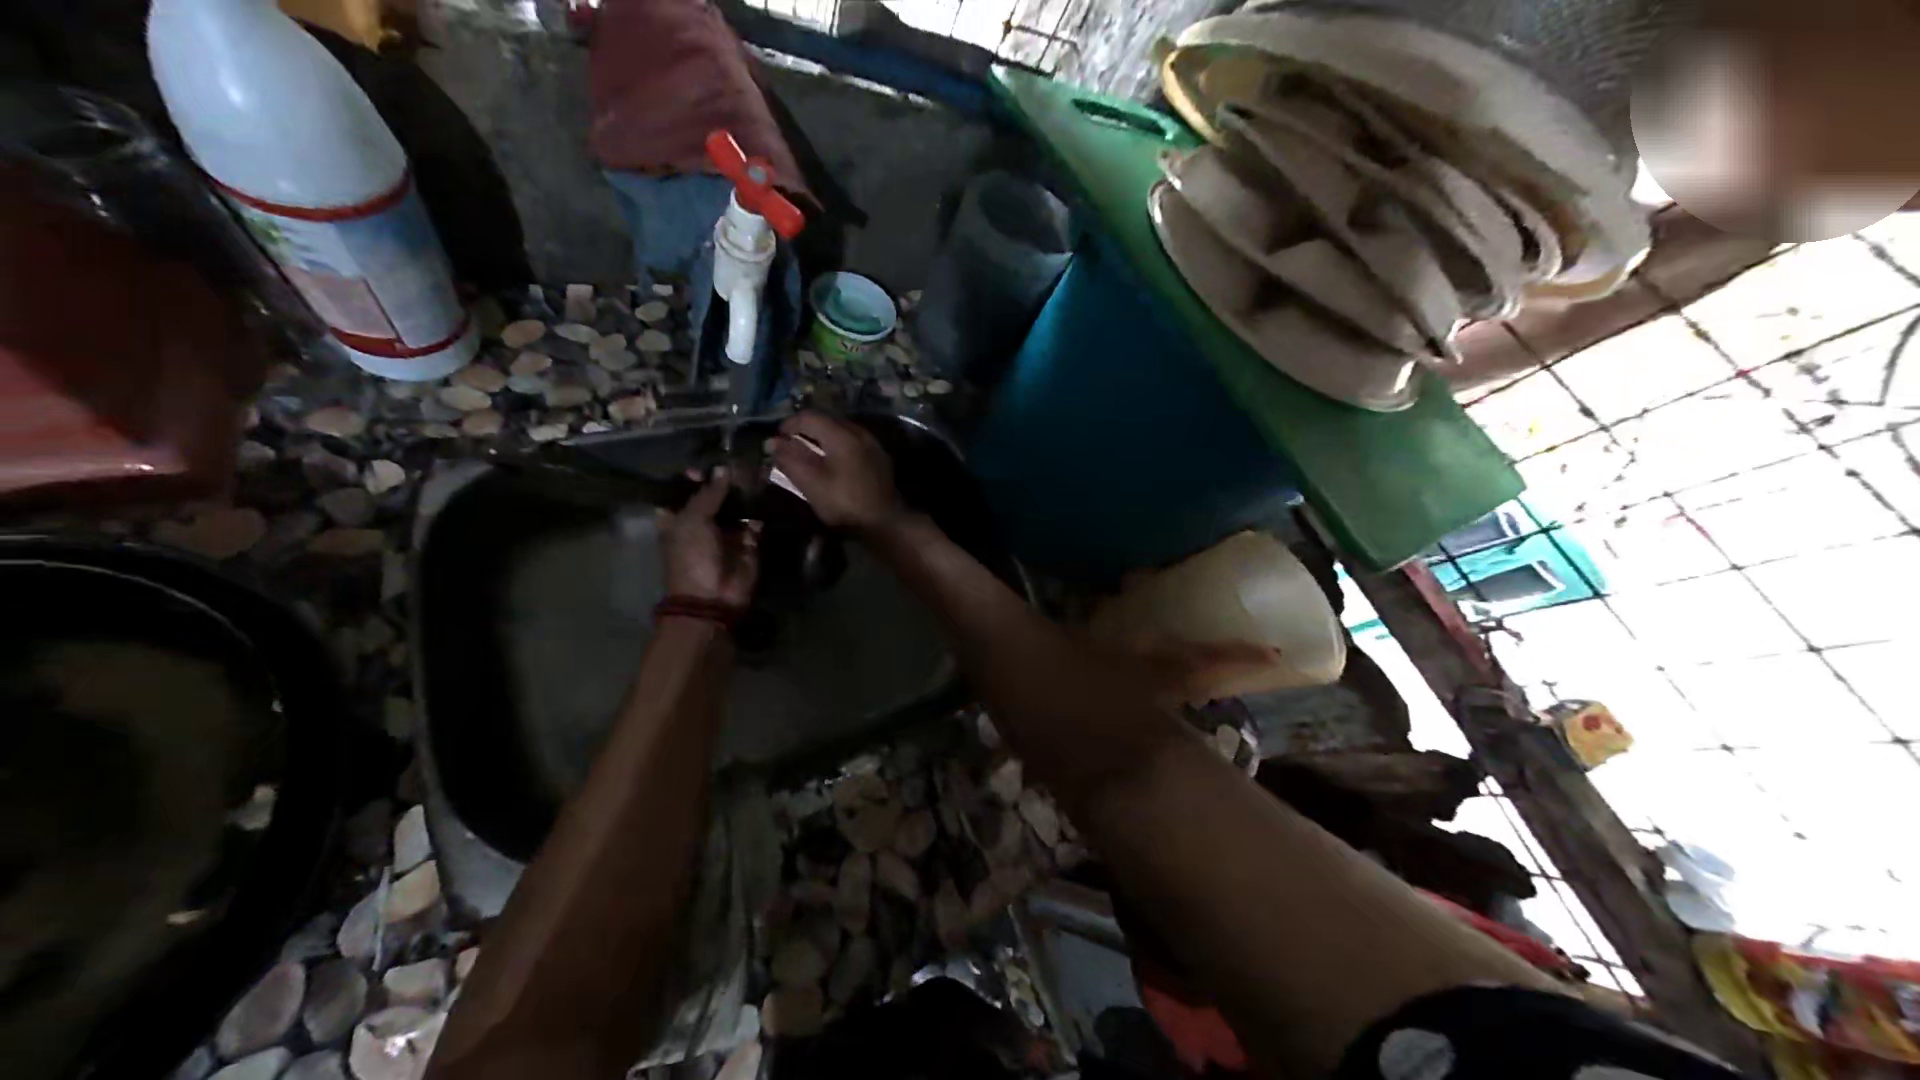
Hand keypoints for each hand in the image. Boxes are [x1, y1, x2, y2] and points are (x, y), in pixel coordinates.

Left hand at [659, 467, 758, 608]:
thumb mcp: (693, 519)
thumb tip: (724, 469)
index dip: (695, 475)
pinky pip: (756, 521)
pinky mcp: (750, 542)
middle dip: (726, 479)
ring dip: (745, 491)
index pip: (686, 489)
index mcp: (679, 517)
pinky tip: (767, 492)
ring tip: (757, 468)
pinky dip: (761, 510)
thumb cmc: (691, 556)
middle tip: (740, 457)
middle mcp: (703, 522)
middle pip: (715, 494)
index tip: (709, 460)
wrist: (713, 597)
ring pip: (737, 505)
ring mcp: (727, 532)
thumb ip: (709, 493)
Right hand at [770, 411, 904, 532]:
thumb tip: (772, 442)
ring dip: (822, 439)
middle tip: (790, 448)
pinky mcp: (880, 458)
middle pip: (826, 421)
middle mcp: (859, 432)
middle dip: (805, 431)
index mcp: (842, 434)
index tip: (776, 440)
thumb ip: (790, 459)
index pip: (809, 416)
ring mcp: (873, 445)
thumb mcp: (811, 483)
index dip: (788, 425)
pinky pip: (853, 443)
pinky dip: (837, 447)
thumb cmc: (844, 503)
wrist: (885, 523)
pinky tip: (832, 464)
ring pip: (841, 432)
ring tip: (809, 456)